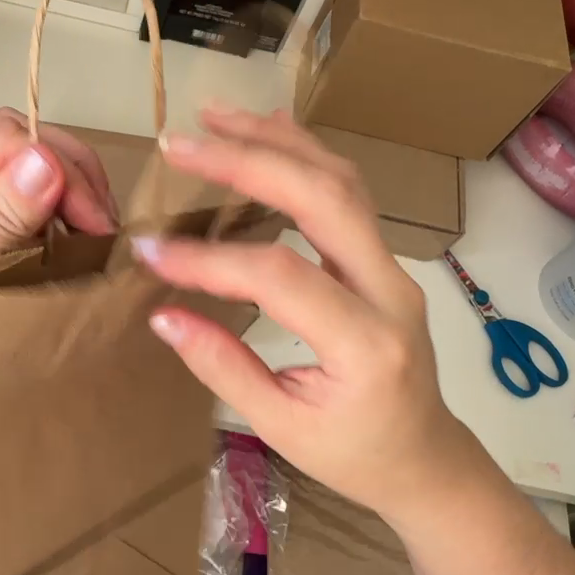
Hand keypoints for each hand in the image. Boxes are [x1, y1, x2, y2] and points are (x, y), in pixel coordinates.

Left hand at [0, 108, 119, 465]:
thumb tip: (45, 161)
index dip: (55, 166)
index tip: (96, 221)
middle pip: (5, 144)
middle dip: (66, 172)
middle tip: (103, 228)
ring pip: (15, 172)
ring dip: (63, 195)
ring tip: (92, 241)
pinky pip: (13, 207)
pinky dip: (50, 218)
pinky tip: (70, 249)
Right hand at [132, 106, 481, 518]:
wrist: (425, 458)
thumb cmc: (352, 454)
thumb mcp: (280, 426)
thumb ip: (223, 367)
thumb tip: (163, 315)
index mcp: (365, 343)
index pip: (280, 276)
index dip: (210, 259)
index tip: (150, 251)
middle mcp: (389, 290)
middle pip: (324, 198)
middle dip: (249, 160)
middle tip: (180, 144)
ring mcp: (393, 267)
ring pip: (341, 181)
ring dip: (276, 141)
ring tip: (215, 116)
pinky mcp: (383, 259)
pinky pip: (348, 192)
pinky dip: (305, 153)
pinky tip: (268, 128)